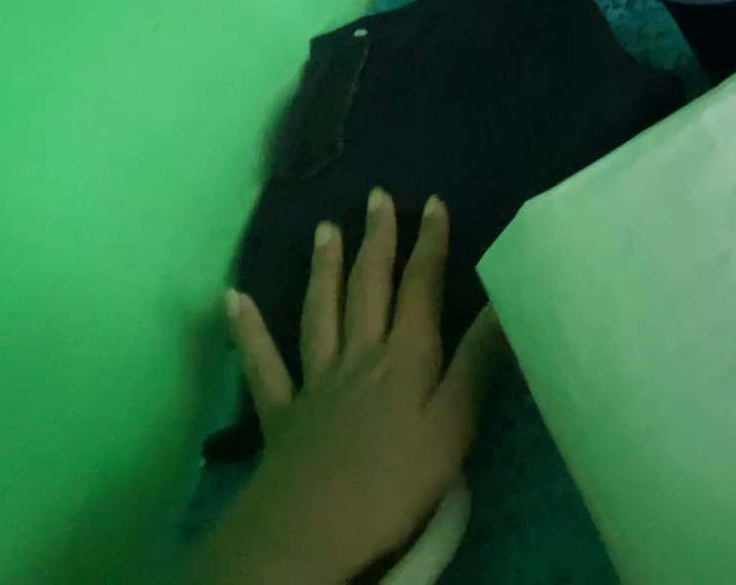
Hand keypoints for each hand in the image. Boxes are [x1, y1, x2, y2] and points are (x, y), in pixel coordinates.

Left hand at [191, 191, 506, 584]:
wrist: (307, 539)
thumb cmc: (394, 483)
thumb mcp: (454, 424)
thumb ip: (478, 360)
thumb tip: (502, 300)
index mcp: (405, 356)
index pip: (421, 286)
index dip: (429, 243)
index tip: (433, 202)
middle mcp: (360, 355)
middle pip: (369, 287)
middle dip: (377, 240)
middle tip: (378, 197)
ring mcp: (316, 381)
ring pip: (320, 312)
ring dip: (324, 267)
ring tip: (325, 228)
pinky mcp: (282, 413)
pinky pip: (263, 366)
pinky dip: (248, 331)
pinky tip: (232, 300)